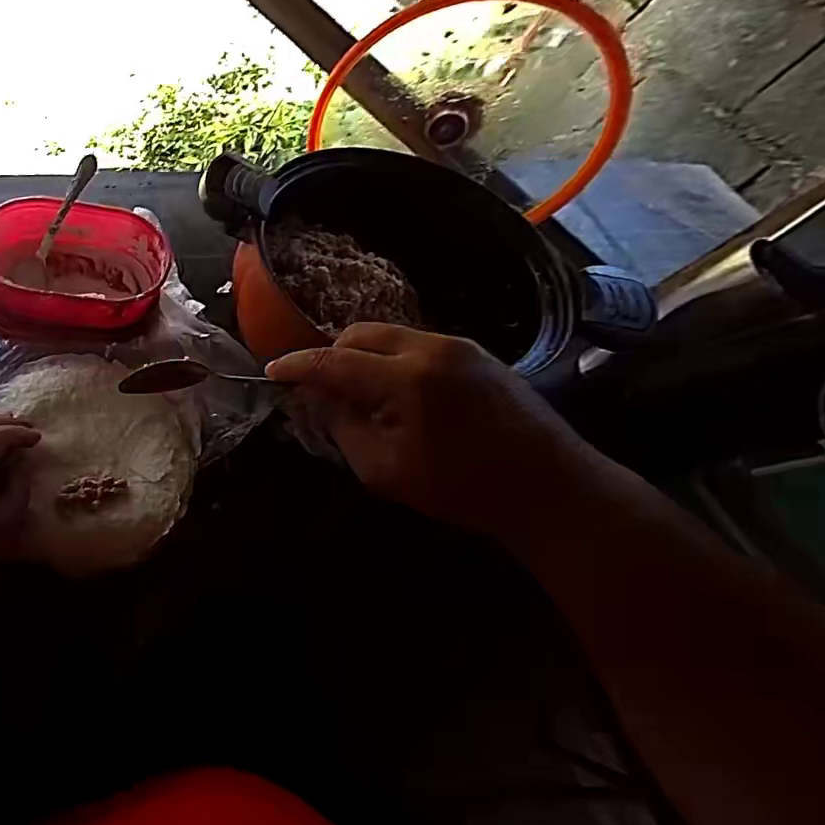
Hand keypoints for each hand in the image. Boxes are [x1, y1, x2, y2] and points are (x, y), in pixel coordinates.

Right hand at [268, 324, 603, 537]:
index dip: (296, 366)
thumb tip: (319, 399)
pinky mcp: (476, 354)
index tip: (272, 372)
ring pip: (386, 335)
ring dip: (360, 357)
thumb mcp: (381, 468)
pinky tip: (393, 392)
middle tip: (319, 389)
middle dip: (330, 356)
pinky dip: (389, 359)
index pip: (333, 361)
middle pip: (358, 334)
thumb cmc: (461, 488)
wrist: (552, 489)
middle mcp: (432, 348)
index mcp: (407, 379)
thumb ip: (341, 425)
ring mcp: (459, 346)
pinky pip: (414, 343)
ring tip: (358, 393)